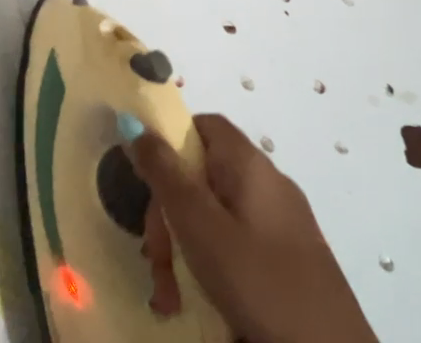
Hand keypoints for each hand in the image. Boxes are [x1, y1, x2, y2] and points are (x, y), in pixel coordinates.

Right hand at [129, 113, 376, 342]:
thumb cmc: (257, 279)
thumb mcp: (197, 223)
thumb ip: (163, 171)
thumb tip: (134, 122)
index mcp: (250, 165)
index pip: (203, 124)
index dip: (168, 140)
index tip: (145, 177)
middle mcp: (268, 186)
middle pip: (202, 175)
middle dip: (167, 211)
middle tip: (153, 252)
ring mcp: (281, 224)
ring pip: (212, 216)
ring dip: (180, 246)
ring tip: (167, 290)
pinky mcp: (286, 260)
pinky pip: (233, 245)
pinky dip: (206, 265)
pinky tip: (191, 298)